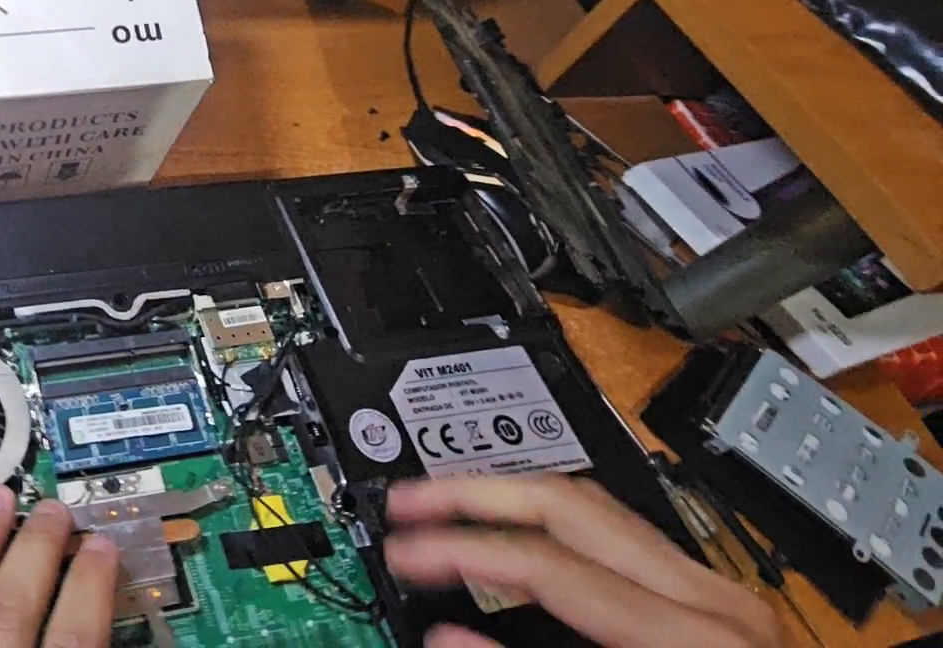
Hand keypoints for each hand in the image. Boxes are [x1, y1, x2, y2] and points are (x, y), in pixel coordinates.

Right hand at [385, 474, 784, 647]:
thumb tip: (445, 636)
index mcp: (694, 638)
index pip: (544, 562)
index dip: (459, 550)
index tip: (405, 551)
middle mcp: (712, 600)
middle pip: (560, 501)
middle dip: (468, 493)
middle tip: (407, 501)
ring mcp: (721, 593)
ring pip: (588, 501)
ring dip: (505, 493)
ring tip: (447, 499)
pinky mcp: (721, 600)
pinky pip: (615, 527)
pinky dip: (549, 516)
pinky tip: (518, 523)